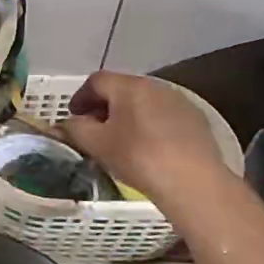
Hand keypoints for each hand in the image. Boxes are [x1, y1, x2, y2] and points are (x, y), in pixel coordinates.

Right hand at [60, 71, 227, 202]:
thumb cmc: (139, 157)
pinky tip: (149, 148)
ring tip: (121, 140)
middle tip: (94, 128)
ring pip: (144, 102)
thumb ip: (76, 129)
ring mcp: (179, 102)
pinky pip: (164, 116)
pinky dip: (150, 125)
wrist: (193, 182)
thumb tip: (67, 123)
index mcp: (129, 86)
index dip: (81, 96)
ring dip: (128, 115)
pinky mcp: (196, 121)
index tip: (74, 116)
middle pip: (122, 89)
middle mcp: (155, 86)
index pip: (97, 81)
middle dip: (104, 106)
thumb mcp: (98, 145)